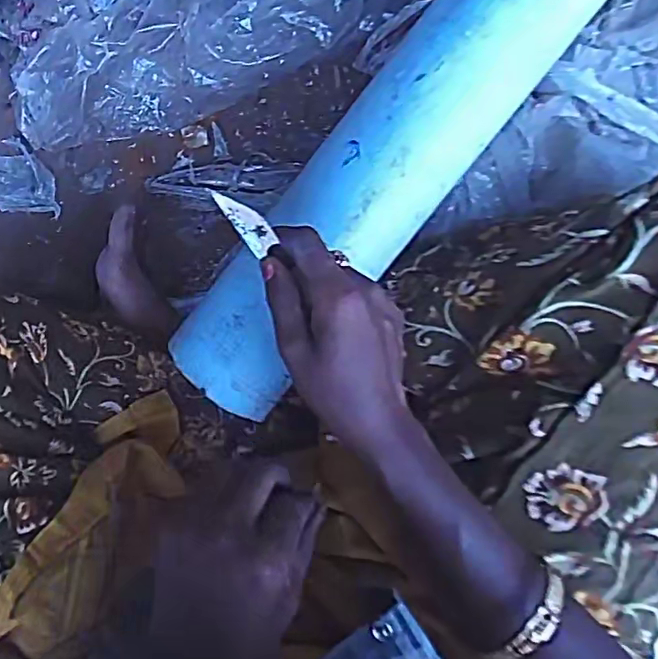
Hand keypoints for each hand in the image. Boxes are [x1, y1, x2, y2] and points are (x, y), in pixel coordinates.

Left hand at [148, 460, 322, 658]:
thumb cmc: (246, 644)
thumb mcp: (288, 602)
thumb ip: (303, 546)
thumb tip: (315, 503)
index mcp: (267, 560)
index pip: (293, 503)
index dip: (303, 499)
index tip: (304, 502)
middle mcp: (230, 532)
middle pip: (260, 472)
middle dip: (278, 474)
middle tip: (282, 488)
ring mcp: (195, 523)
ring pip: (228, 469)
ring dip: (247, 476)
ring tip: (253, 493)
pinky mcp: (171, 523)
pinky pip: (202, 488)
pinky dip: (219, 492)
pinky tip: (225, 511)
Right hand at [260, 226, 418, 456]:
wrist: (381, 422)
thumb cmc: (331, 391)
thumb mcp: (294, 349)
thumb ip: (282, 301)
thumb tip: (270, 264)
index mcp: (338, 294)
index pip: (309, 243)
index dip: (283, 236)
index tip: (264, 244)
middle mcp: (365, 287)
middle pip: (325, 259)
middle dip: (299, 268)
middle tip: (280, 296)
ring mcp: (383, 298)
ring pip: (342, 275)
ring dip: (321, 286)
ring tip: (310, 325)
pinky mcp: (392, 311)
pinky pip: (359, 291)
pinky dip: (341, 298)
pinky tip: (336, 332)